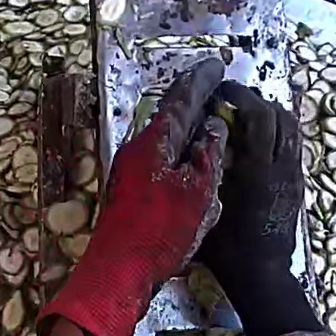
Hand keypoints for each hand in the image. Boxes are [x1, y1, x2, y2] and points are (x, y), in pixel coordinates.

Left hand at [40, 57, 228, 335]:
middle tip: (215, 90)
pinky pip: (158, 158)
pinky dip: (177, 152)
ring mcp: (129, 169)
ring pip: (162, 137)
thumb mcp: (196, 194)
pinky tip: (189, 163)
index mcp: (153, 142)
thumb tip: (212, 128)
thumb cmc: (158, 232)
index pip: (180, 99)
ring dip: (185, 128)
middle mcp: (136, 149)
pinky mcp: (128, 188)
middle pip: (168, 115)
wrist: (118, 270)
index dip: (202, 80)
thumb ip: (207, 157)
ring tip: (208, 123)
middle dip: (193, 102)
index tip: (217, 65)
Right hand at [197, 81, 322, 335]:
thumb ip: (203, 173)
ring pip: (291, 129)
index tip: (220, 89)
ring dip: (269, 114)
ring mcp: (293, 176)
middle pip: (280, 116)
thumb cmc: (226, 247)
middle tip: (230, 98)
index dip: (241, 96)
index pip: (259, 118)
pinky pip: (292, 145)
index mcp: (258, 172)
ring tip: (244, 114)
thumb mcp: (206, 208)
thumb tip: (194, 142)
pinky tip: (256, 139)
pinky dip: (276, 132)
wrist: (261, 275)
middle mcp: (282, 169)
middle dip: (255, 100)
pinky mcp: (296, 185)